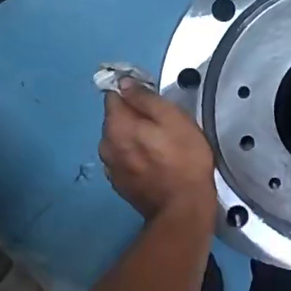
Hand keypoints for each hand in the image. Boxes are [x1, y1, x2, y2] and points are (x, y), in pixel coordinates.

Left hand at [98, 79, 216, 221]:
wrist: (184, 207)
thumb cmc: (184, 158)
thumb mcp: (173, 118)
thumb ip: (146, 98)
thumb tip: (124, 84)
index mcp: (117, 126)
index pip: (113, 95)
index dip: (132, 91)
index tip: (151, 97)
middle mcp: (106, 145)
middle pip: (115, 118)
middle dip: (133, 115)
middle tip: (162, 123)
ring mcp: (110, 167)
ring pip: (118, 140)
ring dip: (132, 137)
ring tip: (159, 144)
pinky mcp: (119, 184)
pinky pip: (123, 159)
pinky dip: (134, 155)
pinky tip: (153, 162)